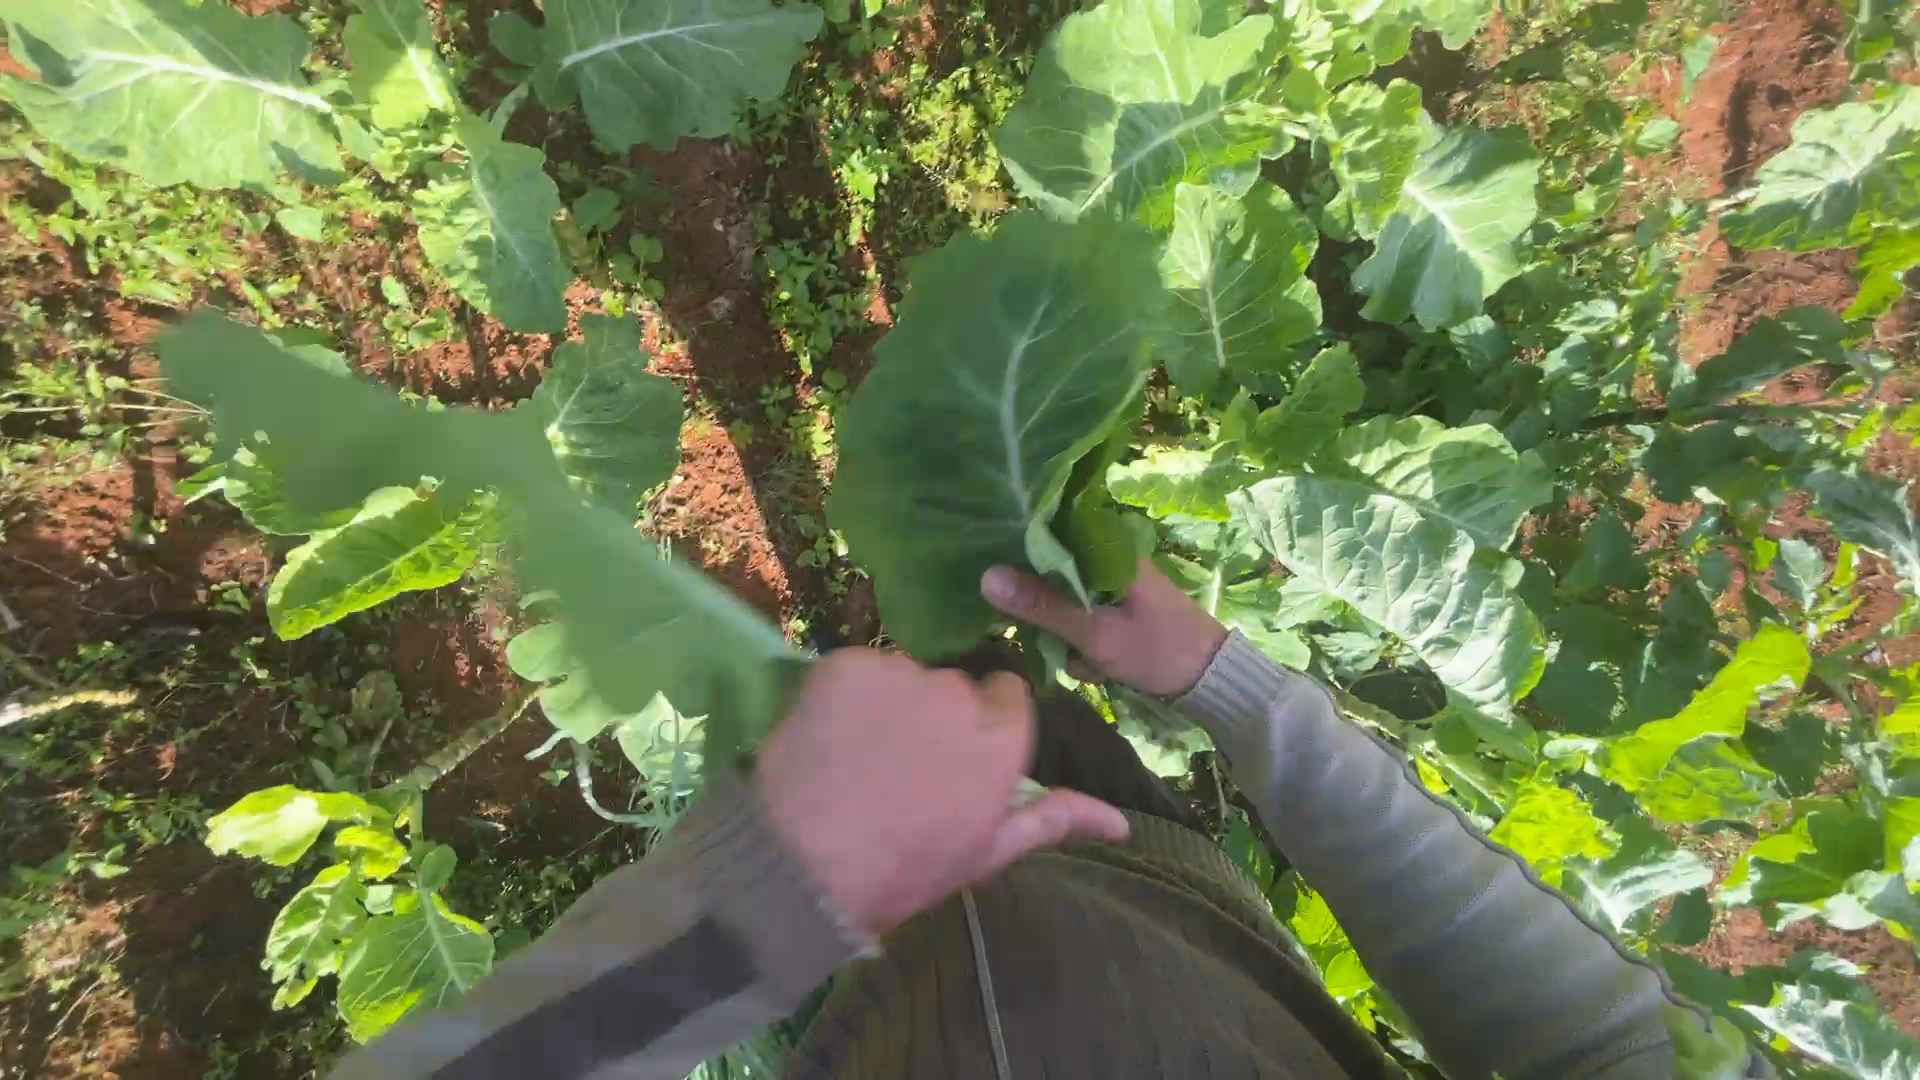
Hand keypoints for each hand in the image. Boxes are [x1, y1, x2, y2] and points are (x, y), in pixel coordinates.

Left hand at [756, 649, 1129, 935]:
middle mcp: (958, 688)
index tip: (951, 758)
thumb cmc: (907, 867)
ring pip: (902, 675)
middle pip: (952, 684)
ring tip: (860, 756)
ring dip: (889, 703)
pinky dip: (845, 695)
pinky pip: (856, 669)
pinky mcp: (844, 663)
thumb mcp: (988, 849)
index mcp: (1002, 732)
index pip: (1003, 694)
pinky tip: (831, 737)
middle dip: (934, 713)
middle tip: (899, 765)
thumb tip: (1124, 823)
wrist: (805, 869)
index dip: (977, 726)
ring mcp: (898, 671)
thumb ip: (1054, 818)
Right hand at [980, 559, 1227, 696]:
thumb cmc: (1157, 648)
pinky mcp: (1116, 614)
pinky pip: (1082, 624)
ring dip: (1068, 638)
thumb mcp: (1094, 631)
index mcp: (1107, 549)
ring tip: (1088, 660)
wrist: (1213, 683)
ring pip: (1064, 606)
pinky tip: (1100, 668)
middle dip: (1048, 614)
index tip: (999, 580)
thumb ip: (1041, 605)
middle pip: (1051, 576)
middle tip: (1056, 640)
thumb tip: (986, 577)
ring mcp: (1112, 591)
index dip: (1020, 555)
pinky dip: (1085, 648)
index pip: (1049, 533)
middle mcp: (1108, 562)